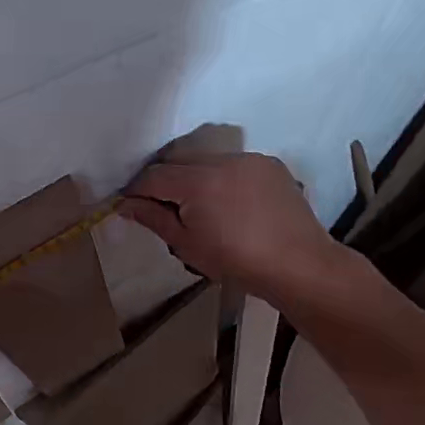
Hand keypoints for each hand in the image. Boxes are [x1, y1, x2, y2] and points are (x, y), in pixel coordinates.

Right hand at [118, 152, 364, 307]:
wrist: (299, 265)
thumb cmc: (236, 261)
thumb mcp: (186, 245)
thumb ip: (154, 218)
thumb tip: (125, 205)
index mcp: (197, 182)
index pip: (153, 176)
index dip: (136, 191)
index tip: (129, 206)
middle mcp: (222, 160)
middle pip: (177, 161)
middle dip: (163, 180)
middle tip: (161, 207)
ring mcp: (248, 159)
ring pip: (205, 160)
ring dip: (192, 177)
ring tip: (197, 206)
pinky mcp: (269, 164)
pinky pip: (232, 164)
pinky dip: (221, 178)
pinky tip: (227, 203)